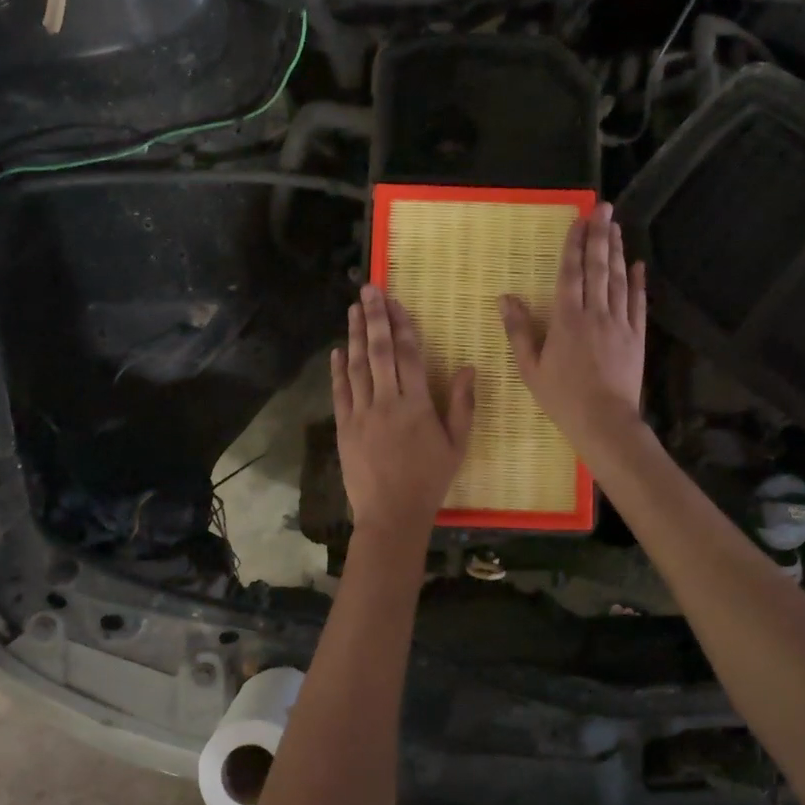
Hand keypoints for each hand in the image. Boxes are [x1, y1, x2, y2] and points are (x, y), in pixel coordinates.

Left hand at [332, 283, 475, 544]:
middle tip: (369, 290)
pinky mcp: (344, 427)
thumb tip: (467, 367)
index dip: (403, 325)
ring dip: (354, 335)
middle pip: (379, 352)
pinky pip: (340, 392)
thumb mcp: (457, 444)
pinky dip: (338, 370)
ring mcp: (361, 414)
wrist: (392, 514)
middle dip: (374, 318)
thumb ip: (462, 404)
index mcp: (416, 404)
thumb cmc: (430, 480)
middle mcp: (386, 402)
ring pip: (356, 366)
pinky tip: (337, 351)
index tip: (396, 302)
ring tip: (353, 309)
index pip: (409, 355)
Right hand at [499, 202, 646, 458]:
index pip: (570, 273)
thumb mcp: (531, 368)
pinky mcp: (637, 337)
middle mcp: (595, 313)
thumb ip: (520, 330)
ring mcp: (619, 323)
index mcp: (567, 319)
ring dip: (617, 251)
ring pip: (619, 279)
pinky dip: (638, 282)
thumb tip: (505, 298)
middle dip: (600, 235)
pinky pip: (638, 303)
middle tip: (604, 208)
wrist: (605, 421)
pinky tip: (638, 264)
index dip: (574, 245)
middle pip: (598, 267)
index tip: (579, 220)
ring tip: (616, 227)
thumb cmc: (562, 398)